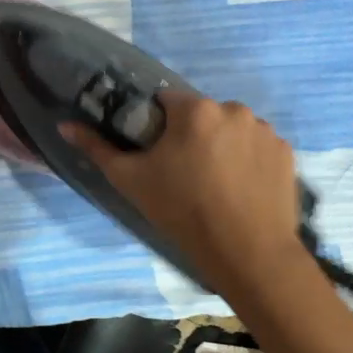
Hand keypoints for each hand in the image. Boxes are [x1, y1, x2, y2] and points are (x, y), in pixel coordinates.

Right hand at [60, 94, 307, 296]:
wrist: (247, 251)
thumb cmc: (181, 208)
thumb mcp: (128, 178)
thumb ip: (96, 147)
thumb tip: (65, 125)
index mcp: (195, 110)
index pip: (164, 100)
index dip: (153, 124)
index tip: (152, 151)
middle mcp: (234, 110)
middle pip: (199, 114)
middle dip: (188, 133)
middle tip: (179, 169)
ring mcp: (265, 132)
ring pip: (229, 129)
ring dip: (218, 144)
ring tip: (211, 180)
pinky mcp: (287, 154)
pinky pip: (255, 146)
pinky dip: (245, 158)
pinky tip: (236, 186)